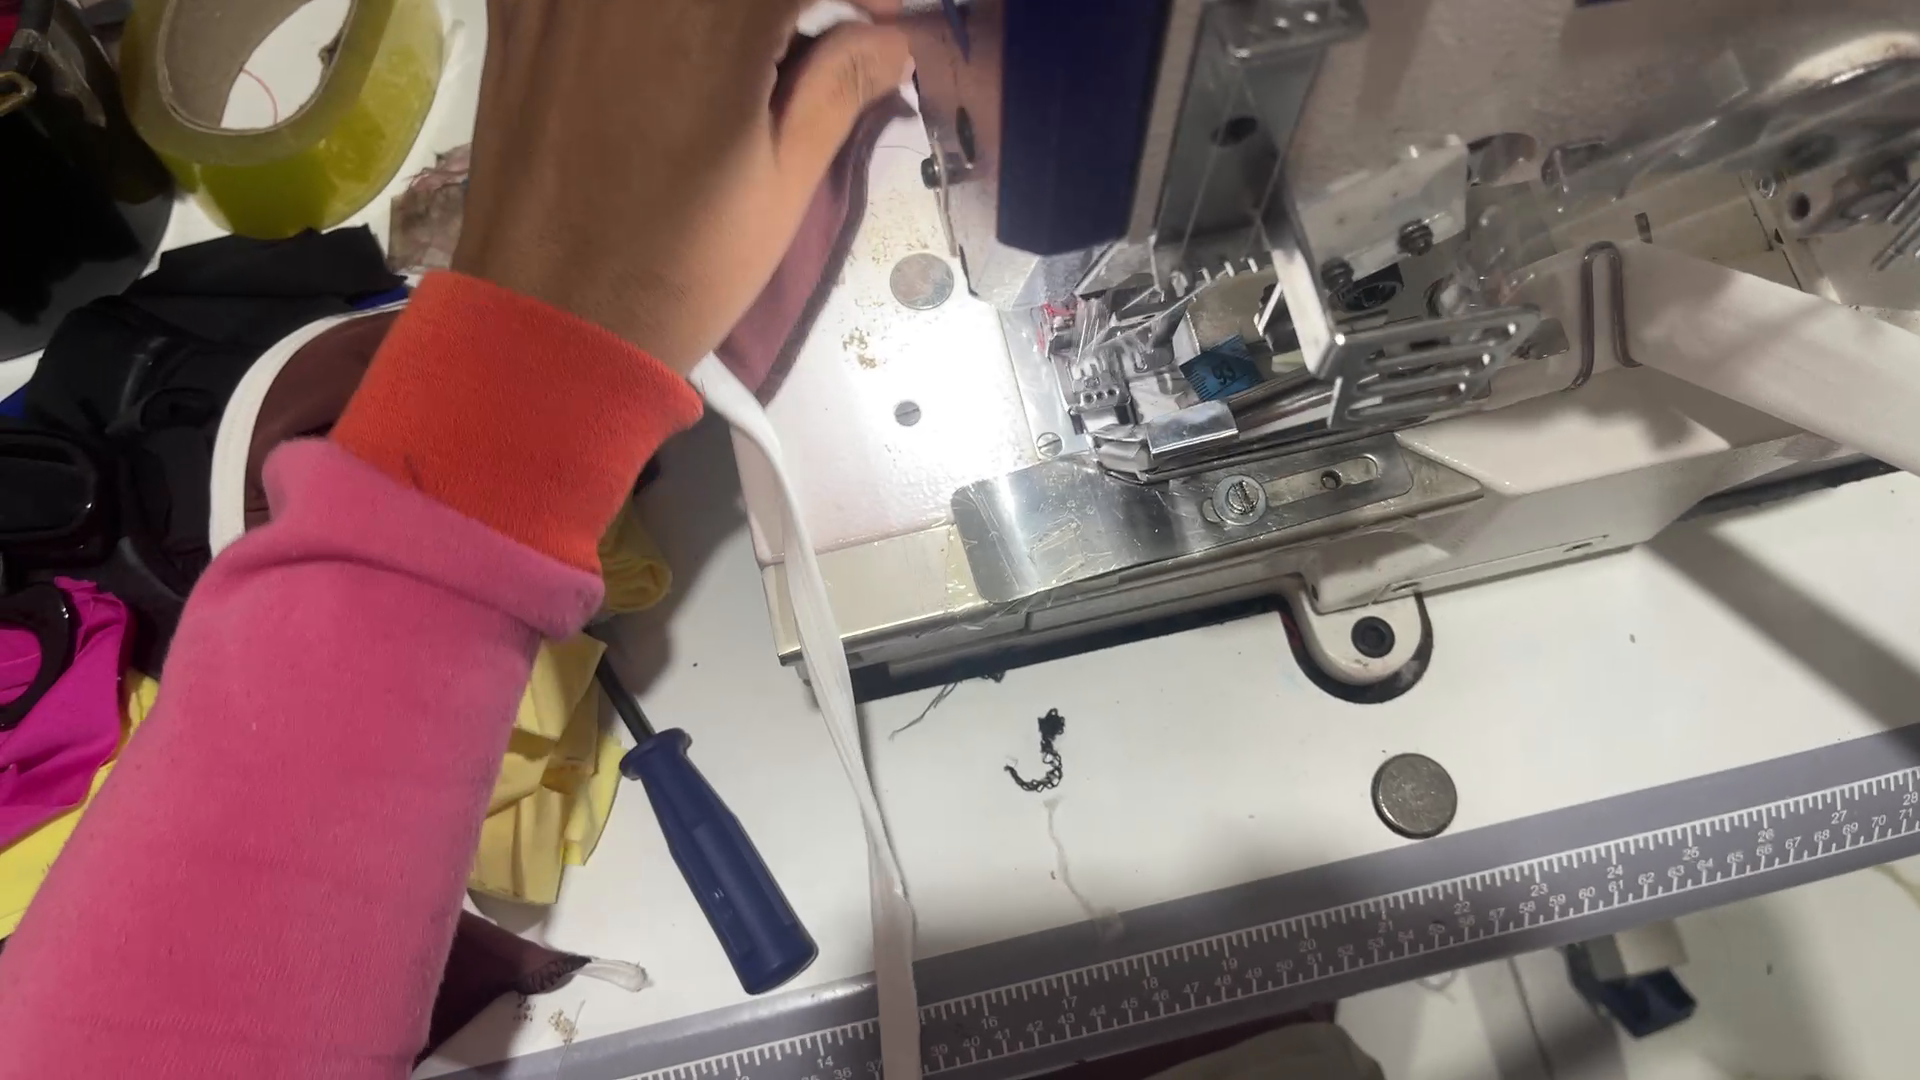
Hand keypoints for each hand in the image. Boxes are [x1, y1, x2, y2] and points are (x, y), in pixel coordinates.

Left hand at [453, 0, 909, 372]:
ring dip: (727, 17)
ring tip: (750, 59)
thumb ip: (837, 92)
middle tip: (813, 42)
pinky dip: (659, 19)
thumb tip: (891, 42)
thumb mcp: (781, 190)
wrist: (557, 319)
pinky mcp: (517, 3)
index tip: (879, 25)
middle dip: (792, 7)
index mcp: (715, 19)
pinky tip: (665, 54)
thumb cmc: (687, 270)